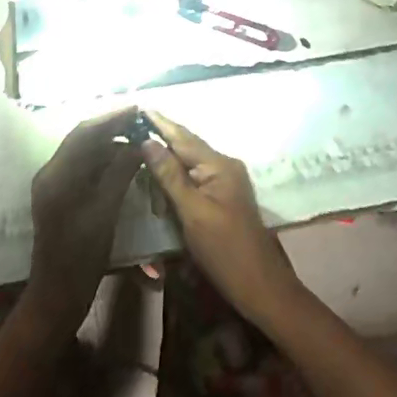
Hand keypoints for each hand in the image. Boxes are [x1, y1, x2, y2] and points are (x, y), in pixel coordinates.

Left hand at [26, 107, 143, 323]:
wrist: (57, 296)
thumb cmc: (81, 257)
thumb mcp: (105, 212)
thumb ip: (120, 174)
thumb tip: (137, 146)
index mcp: (56, 174)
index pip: (84, 133)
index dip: (111, 118)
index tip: (137, 109)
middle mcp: (50, 173)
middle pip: (82, 140)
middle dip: (110, 128)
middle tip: (139, 121)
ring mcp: (52, 185)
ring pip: (83, 153)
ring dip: (108, 144)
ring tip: (135, 139)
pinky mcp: (59, 196)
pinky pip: (82, 168)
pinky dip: (102, 162)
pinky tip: (122, 163)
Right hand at [140, 112, 296, 320]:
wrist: (262, 289)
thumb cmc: (225, 250)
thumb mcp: (192, 212)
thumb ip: (170, 175)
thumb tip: (147, 141)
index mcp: (219, 165)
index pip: (182, 136)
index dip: (159, 122)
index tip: (138, 107)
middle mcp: (225, 166)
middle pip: (187, 146)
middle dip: (162, 136)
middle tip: (134, 126)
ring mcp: (227, 183)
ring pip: (190, 162)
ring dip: (168, 155)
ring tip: (141, 144)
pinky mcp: (224, 198)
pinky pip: (196, 176)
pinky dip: (177, 173)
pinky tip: (162, 174)